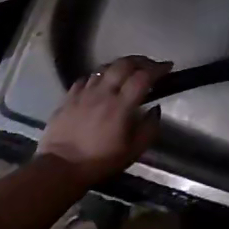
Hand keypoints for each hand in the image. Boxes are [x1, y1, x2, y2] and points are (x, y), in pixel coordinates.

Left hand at [34, 56, 170, 184]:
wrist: (60, 167)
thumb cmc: (100, 162)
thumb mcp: (133, 151)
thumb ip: (149, 128)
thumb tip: (156, 109)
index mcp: (121, 106)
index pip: (143, 77)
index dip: (158, 68)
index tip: (168, 67)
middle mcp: (102, 93)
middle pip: (123, 64)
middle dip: (140, 60)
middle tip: (150, 65)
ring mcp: (83, 93)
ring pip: (103, 68)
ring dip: (119, 66)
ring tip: (127, 72)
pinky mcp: (68, 97)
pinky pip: (85, 79)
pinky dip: (98, 76)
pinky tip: (100, 83)